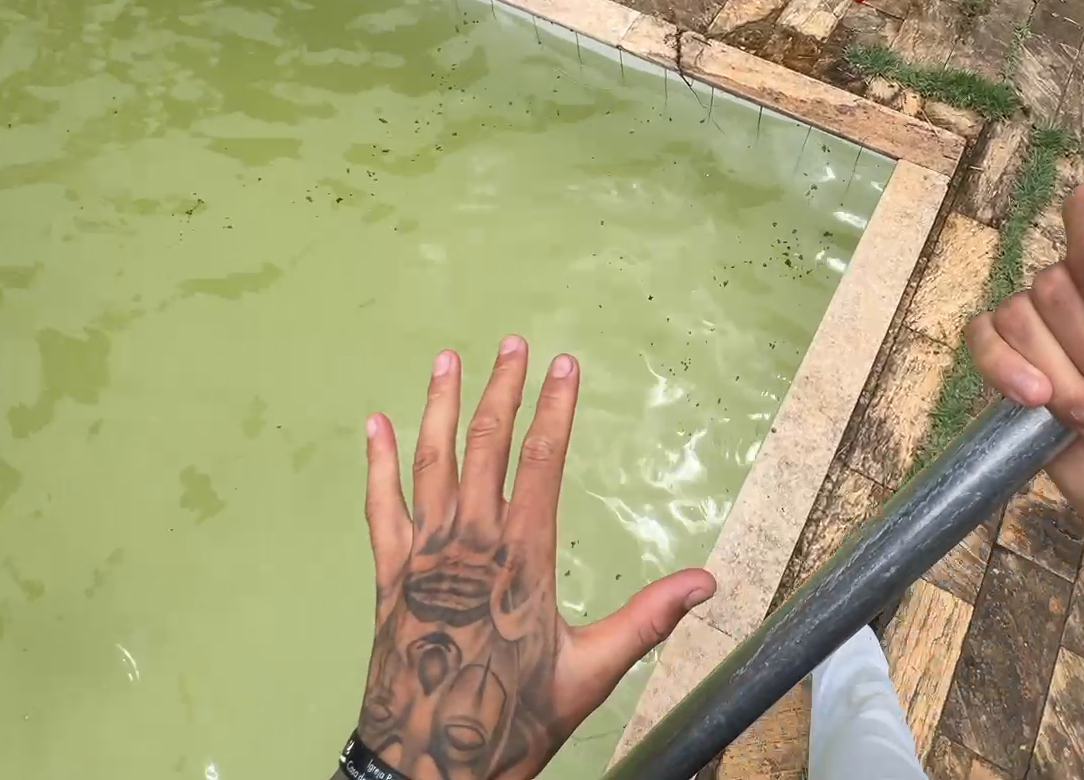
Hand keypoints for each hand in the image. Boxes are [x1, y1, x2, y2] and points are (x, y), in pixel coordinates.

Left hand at [347, 338, 715, 778]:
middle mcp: (472, 540)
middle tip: (513, 345)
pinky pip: (380, 506)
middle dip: (503, 389)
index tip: (566, 365)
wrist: (427, 768)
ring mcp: (425, 552)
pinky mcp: (391, 572)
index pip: (543, 460)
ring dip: (442, 406)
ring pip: (432, 461)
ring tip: (448, 359)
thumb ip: (648, 619)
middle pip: (487, 444)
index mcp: (522, 555)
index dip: (556, 407)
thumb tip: (708, 583)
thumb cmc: (512, 718)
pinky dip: (377, 462)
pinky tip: (375, 424)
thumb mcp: (591, 673)